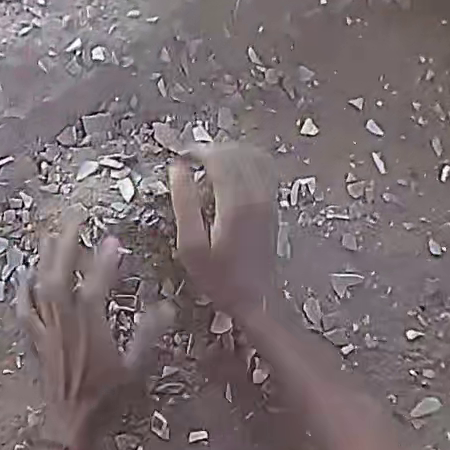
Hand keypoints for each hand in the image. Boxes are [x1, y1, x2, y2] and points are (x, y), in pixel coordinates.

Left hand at [17, 212, 173, 445]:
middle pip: (61, 275)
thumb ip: (149, 334)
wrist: (70, 423)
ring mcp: (47, 329)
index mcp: (91, 326)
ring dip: (45, 259)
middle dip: (66, 244)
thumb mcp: (135, 367)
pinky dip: (23, 291)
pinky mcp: (36, 339)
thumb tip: (166, 306)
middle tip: (74, 219)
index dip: (105, 261)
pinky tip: (24, 277)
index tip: (114, 238)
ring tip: (50, 235)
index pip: (96, 285)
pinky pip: (24, 311)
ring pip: (40, 287)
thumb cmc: (106, 396)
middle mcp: (65, 322)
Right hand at [169, 145, 280, 318]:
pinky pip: (263, 169)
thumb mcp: (190, 245)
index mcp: (235, 203)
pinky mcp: (272, 204)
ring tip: (207, 166)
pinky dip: (245, 162)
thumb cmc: (218, 277)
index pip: (219, 158)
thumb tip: (176, 169)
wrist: (256, 298)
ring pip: (252, 157)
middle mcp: (257, 195)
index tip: (181, 157)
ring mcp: (268, 198)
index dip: (198, 151)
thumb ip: (183, 203)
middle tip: (190, 161)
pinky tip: (230, 174)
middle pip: (236, 153)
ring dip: (229, 154)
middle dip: (212, 151)